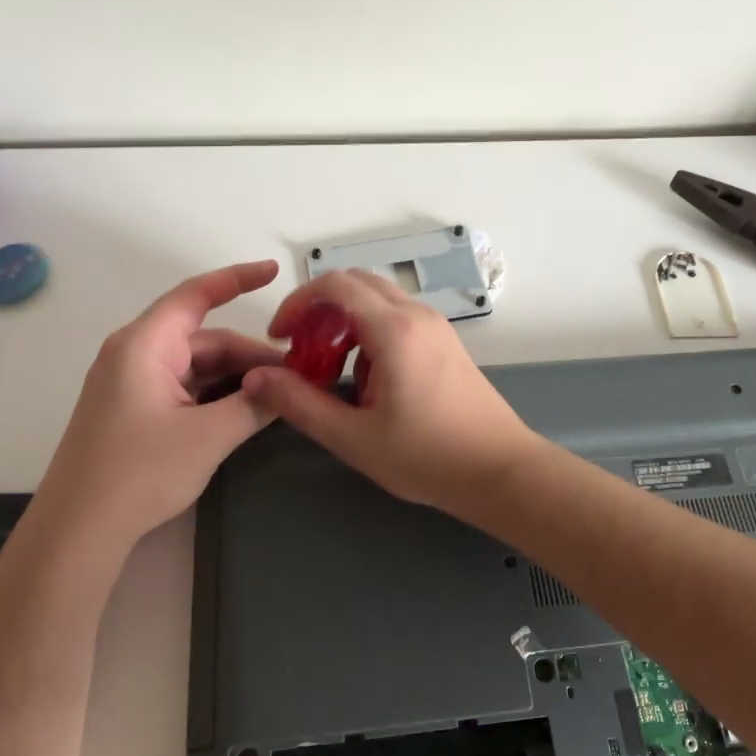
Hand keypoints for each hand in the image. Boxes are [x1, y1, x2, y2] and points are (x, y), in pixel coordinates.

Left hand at [37, 260, 282, 541]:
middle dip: (250, 355)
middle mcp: (135, 354)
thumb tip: (288, 384)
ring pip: (197, 366)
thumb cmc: (139, 472)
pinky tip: (246, 411)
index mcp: (144, 345)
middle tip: (297, 376)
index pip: (196, 295)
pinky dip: (216, 394)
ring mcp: (132, 383)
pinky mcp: (133, 409)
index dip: (237, 279)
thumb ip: (254, 404)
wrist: (78, 528)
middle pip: (204, 338)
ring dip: (235, 378)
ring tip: (279, 396)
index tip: (274, 271)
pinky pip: (184, 387)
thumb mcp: (208, 437)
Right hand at [242, 270, 542, 510]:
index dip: (298, 303)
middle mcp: (417, 316)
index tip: (280, 338)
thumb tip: (256, 377)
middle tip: (302, 352)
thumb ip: (299, 403)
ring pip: (379, 302)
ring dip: (346, 325)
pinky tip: (370, 385)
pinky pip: (399, 321)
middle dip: (320, 311)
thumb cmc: (426, 457)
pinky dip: (372, 336)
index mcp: (394, 329)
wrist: (499, 471)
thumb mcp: (353, 437)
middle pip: (357, 284)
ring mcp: (437, 328)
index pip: (335, 284)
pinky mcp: (447, 345)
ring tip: (333, 375)